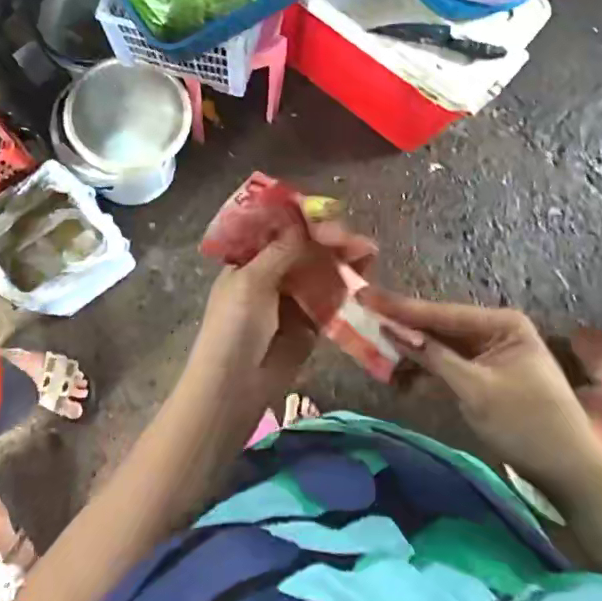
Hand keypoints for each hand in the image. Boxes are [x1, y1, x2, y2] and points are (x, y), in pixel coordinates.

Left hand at [189, 218, 376, 416]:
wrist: (235, 385)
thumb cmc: (234, 327)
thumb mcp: (252, 282)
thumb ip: (281, 251)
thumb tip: (302, 221)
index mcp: (246, 261)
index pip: (277, 232)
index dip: (302, 222)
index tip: (329, 215)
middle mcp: (268, 276)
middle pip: (303, 251)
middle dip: (328, 242)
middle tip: (354, 241)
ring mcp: (289, 300)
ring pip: (319, 274)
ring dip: (342, 263)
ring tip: (367, 254)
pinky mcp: (308, 325)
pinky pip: (329, 301)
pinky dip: (345, 290)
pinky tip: (364, 279)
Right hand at [359, 289, 601, 499]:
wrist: (570, 472)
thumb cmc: (528, 425)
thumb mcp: (475, 389)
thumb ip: (433, 356)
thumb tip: (392, 330)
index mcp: (502, 324)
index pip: (441, 312)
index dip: (399, 307)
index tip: (364, 296)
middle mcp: (495, 330)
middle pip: (437, 325)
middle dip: (401, 329)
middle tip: (362, 320)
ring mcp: (489, 352)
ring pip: (438, 345)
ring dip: (409, 352)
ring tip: (374, 353)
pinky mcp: (484, 373)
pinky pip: (446, 363)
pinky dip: (424, 369)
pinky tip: (399, 375)